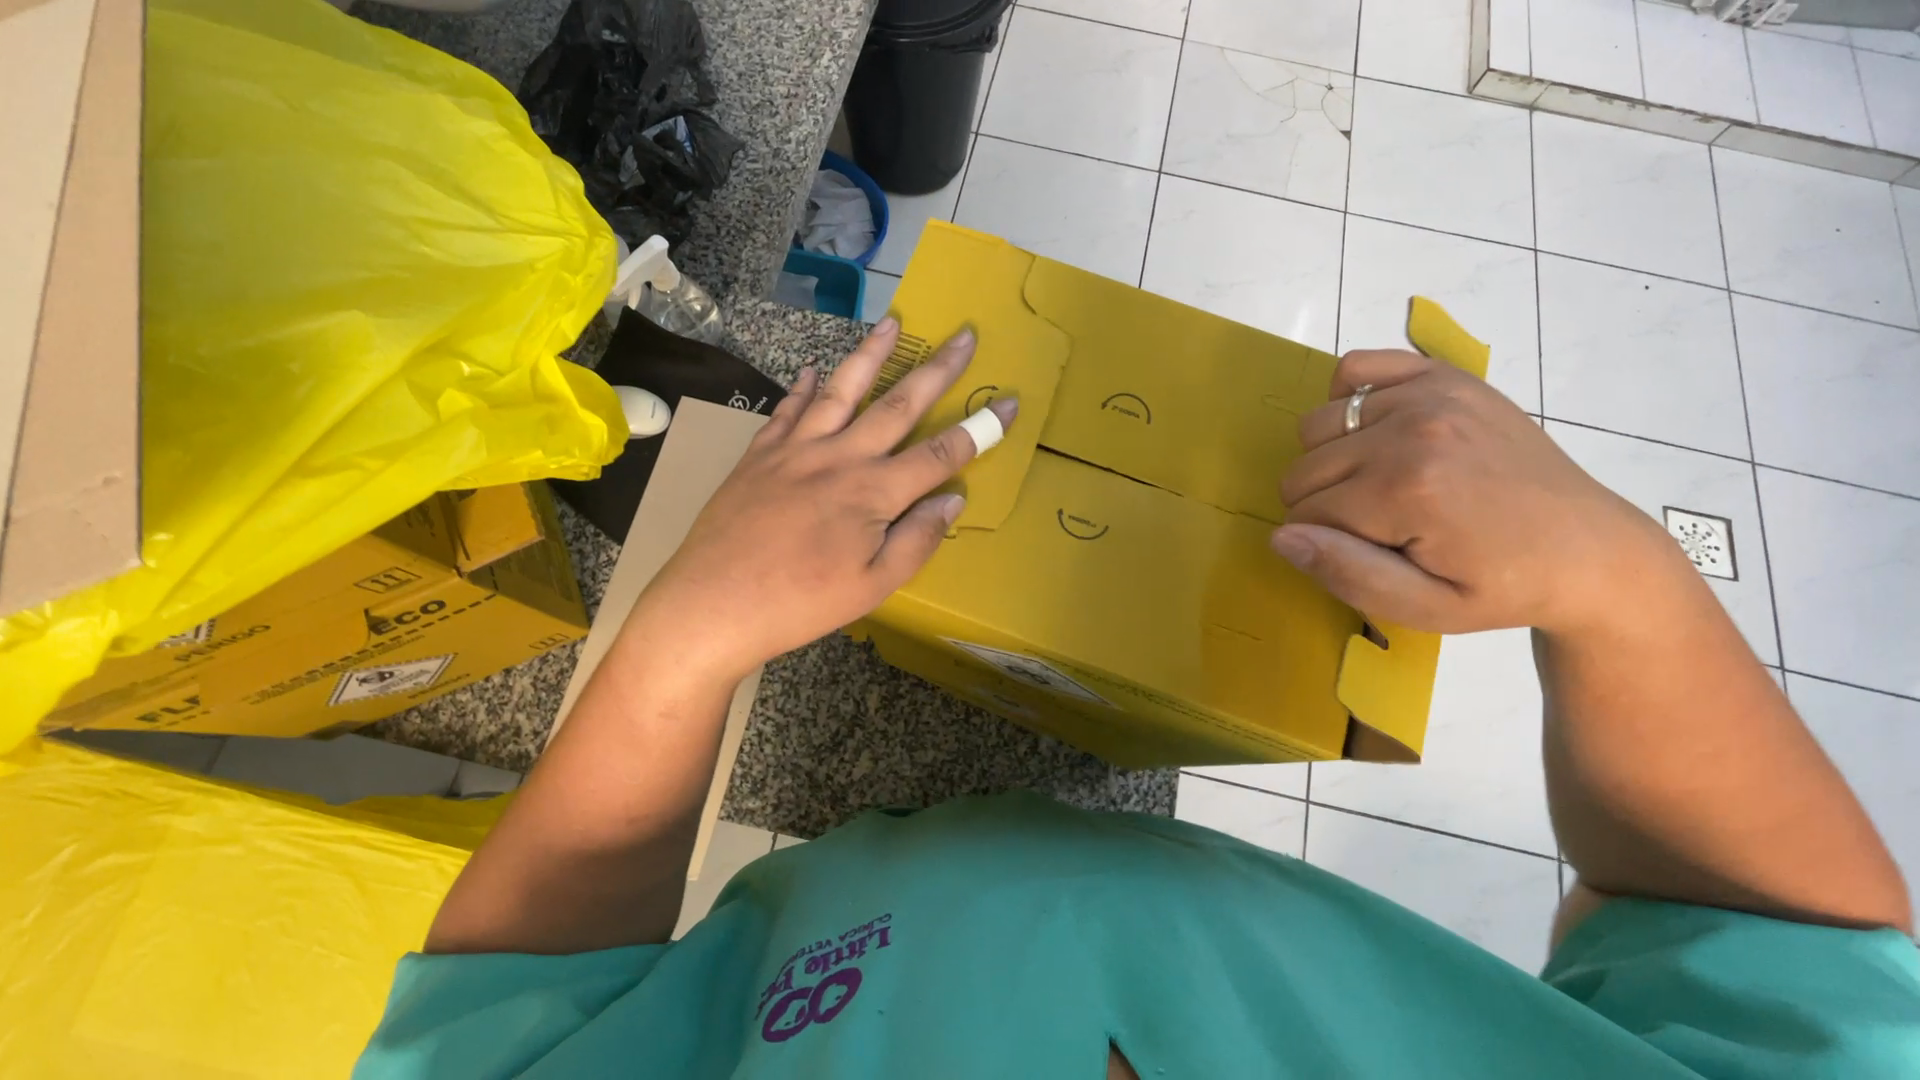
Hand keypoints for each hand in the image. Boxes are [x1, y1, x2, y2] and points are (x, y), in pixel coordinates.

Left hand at [630, 319, 1017, 680]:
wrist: (712, 603)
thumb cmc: (799, 604)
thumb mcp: (872, 587)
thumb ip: (916, 540)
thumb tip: (952, 501)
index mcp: (873, 493)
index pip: (940, 454)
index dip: (979, 429)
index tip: (1008, 403)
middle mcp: (839, 458)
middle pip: (898, 405)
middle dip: (937, 370)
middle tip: (963, 336)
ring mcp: (796, 450)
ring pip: (842, 391)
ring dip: (871, 355)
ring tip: (893, 324)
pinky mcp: (760, 456)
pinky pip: (788, 410)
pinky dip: (804, 388)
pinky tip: (814, 371)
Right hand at [1272, 349, 1677, 634]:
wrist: (1588, 549)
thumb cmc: (1500, 587)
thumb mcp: (1423, 607)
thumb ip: (1346, 573)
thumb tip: (1280, 535)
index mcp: (1406, 490)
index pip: (1304, 515)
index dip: (1325, 544)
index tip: (1373, 555)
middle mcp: (1411, 430)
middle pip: (1303, 470)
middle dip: (1323, 505)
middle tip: (1379, 527)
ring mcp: (1428, 394)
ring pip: (1317, 427)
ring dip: (1333, 460)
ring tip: (1382, 483)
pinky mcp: (1443, 375)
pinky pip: (1354, 368)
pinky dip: (1348, 400)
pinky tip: (1377, 432)